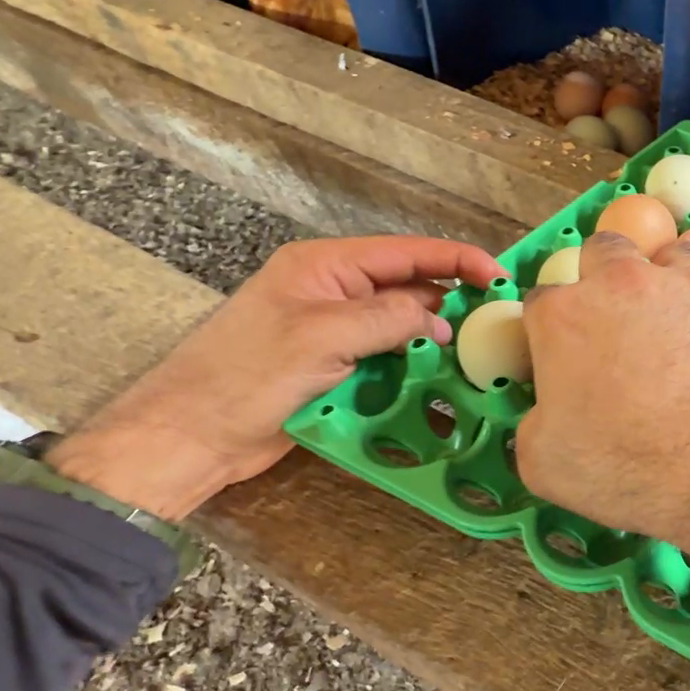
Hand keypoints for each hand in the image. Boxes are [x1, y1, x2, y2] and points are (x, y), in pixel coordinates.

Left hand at [47, 236, 503, 519]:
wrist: (188, 439)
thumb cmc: (246, 377)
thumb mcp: (324, 337)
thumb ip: (391, 318)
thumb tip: (443, 322)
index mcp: (326, 266)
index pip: (408, 252)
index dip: (459, 260)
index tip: (502, 278)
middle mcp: (335, 290)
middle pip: (411, 283)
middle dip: (454, 297)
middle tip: (500, 318)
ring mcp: (336, 329)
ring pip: (404, 322)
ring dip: (437, 334)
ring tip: (481, 348)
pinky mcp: (338, 363)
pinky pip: (391, 354)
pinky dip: (417, 362)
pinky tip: (444, 375)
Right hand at [519, 232, 689, 562]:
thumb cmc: (635, 468)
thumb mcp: (546, 463)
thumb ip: (537, 420)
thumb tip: (552, 409)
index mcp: (567, 316)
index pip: (543, 300)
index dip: (551, 328)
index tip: (564, 355)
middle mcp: (628, 283)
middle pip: (606, 251)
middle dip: (603, 275)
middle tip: (617, 320)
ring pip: (673, 256)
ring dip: (668, 280)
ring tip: (679, 323)